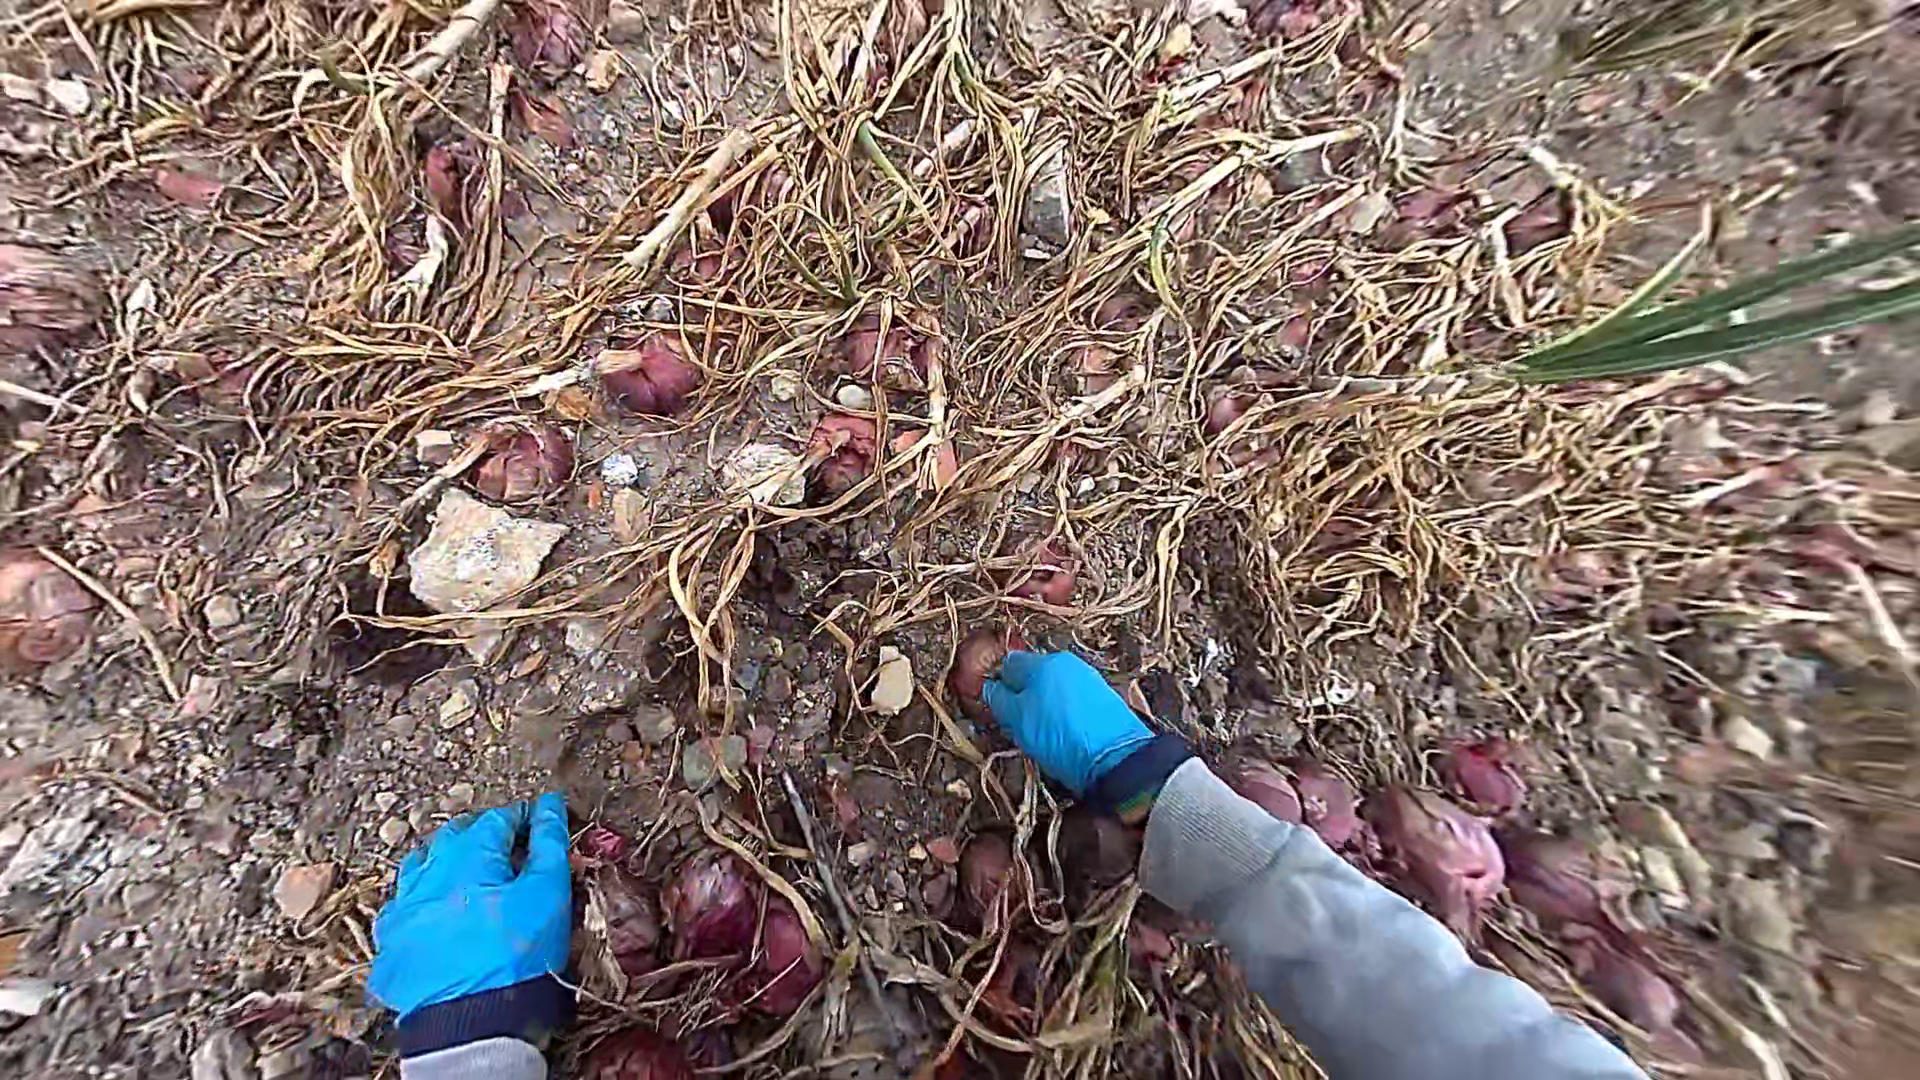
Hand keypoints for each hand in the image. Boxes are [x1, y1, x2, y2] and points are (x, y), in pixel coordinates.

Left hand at [369, 793, 571, 1018]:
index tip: (543, 820)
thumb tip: (551, 803)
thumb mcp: (548, 887)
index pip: (496, 819)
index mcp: (466, 863)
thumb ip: (549, 839)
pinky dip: (425, 897)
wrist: (479, 1025)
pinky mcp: (389, 949)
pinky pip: (402, 908)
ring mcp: (399, 918)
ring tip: (477, 869)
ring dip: (449, 859)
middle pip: (453, 836)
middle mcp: (424, 883)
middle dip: (485, 832)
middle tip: (514, 843)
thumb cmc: (521, 949)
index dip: (525, 816)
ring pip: (419, 867)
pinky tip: (447, 907)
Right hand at [983, 651, 1154, 795]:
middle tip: (1017, 725)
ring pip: (1053, 689)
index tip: (996, 706)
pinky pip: (1072, 701)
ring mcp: (1088, 679)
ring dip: (1042, 707)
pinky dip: (1063, 714)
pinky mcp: (1103, 698)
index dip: (998, 684)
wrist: (1116, 759)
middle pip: (1033, 676)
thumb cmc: (1061, 736)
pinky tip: (1064, 735)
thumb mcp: (1018, 720)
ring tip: (1042, 735)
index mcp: (1043, 663)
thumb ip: (999, 699)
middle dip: (1022, 697)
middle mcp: (1067, 664)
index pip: (1010, 664)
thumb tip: (989, 688)